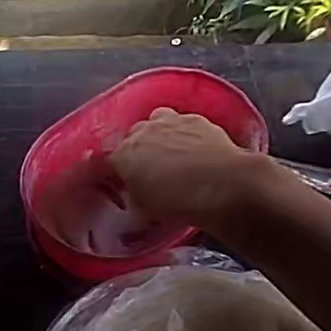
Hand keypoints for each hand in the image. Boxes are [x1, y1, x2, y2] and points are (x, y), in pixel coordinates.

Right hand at [110, 107, 287, 227]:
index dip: (116, 172)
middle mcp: (143, 132)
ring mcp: (171, 121)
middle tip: (148, 170)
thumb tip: (136, 196)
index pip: (109, 161)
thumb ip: (134, 198)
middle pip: (133, 136)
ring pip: (157, 121)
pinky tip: (194, 148)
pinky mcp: (197, 119)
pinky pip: (184, 123)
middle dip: (138, 150)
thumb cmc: (178, 202)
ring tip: (171, 153)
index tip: (122, 182)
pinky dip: (185, 133)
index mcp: (123, 156)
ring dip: (160, 134)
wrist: (222, 186)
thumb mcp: (146, 210)